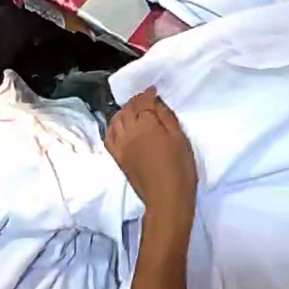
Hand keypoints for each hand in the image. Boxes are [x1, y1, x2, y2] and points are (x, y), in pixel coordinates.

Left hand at [106, 90, 198, 248]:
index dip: (148, 94)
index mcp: (146, 124)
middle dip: (136, 101)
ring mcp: (120, 144)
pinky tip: (119, 126)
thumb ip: (166, 117)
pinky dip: (112, 127)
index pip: (143, 102)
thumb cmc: (179, 168)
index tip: (154, 91)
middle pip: (127, 109)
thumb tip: (155, 102)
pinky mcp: (117, 157)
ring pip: (116, 120)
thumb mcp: (179, 138)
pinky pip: (109, 136)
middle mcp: (129, 131)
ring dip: (123, 111)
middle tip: (145, 100)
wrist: (166, 197)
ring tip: (133, 111)